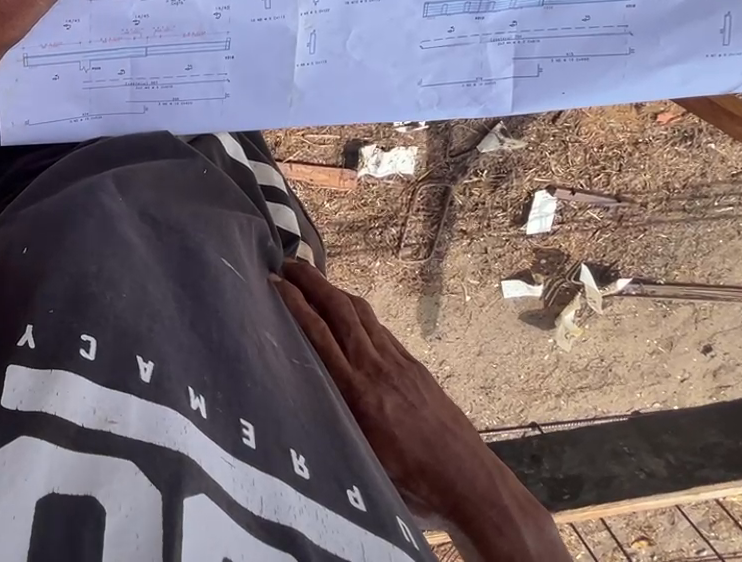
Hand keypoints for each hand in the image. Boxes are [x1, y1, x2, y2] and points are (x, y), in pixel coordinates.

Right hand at [271, 260, 567, 559]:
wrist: (469, 481)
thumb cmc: (408, 479)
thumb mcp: (357, 452)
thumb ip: (329, 415)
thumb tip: (295, 394)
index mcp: (356, 391)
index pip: (317, 332)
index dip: (293, 302)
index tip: (272, 280)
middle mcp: (374, 366)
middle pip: (338, 310)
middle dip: (311, 281)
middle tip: (287, 261)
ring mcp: (396, 361)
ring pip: (360, 312)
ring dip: (333, 289)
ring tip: (311, 277)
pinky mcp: (412, 364)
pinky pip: (378, 327)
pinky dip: (356, 310)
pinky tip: (346, 310)